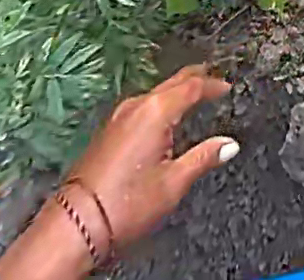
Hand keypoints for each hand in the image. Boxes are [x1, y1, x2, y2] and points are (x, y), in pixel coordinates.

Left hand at [67, 64, 239, 252]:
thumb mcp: (173, 183)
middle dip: (196, 78)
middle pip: (173, 82)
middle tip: (214, 79)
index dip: (213, 85)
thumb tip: (230, 145)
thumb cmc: (127, 205)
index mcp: (157, 111)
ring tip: (193, 94)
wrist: (73, 227)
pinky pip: (143, 104)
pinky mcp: (108, 130)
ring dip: (177, 89)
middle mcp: (137, 105)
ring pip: (156, 92)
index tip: (227, 87)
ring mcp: (119, 116)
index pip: (192, 86)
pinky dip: (161, 102)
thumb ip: (204, 157)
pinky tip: (164, 115)